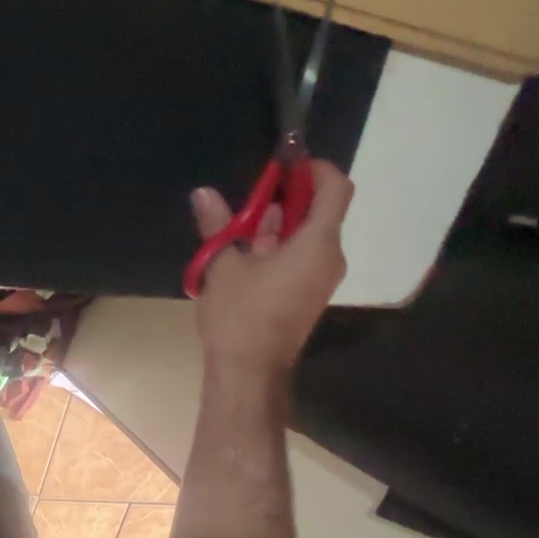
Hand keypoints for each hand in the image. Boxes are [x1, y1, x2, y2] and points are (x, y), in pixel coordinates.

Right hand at [189, 159, 352, 375]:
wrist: (248, 372)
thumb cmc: (240, 316)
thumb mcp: (222, 267)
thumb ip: (217, 227)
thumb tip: (204, 194)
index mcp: (318, 243)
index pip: (335, 189)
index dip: (316, 170)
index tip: (287, 165)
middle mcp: (329, 257)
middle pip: (320, 214)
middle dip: (289, 200)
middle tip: (252, 197)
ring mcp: (320, 280)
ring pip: (308, 239)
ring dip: (280, 228)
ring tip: (240, 229)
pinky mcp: (306, 298)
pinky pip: (301, 261)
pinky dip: (279, 251)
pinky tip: (245, 258)